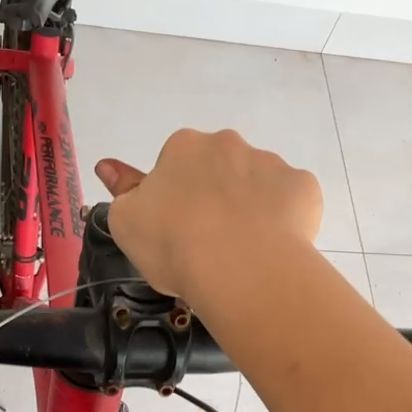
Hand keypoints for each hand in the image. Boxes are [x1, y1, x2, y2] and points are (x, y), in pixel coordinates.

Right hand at [95, 129, 321, 299]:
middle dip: (215, 199)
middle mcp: (228, 144)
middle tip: (209, 245)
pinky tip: (272, 250)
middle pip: (219, 171)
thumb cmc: (174, 245)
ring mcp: (270, 163)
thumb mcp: (127, 224)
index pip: (175, 168)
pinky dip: (284, 223)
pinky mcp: (303, 188)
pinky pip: (291, 203)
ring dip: (250, 211)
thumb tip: (108, 167)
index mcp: (183, 147)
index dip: (175, 202)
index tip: (177, 233)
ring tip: (242, 254)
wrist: (239, 267)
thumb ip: (121, 194)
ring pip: (256, 187)